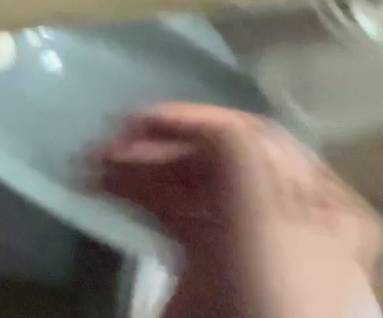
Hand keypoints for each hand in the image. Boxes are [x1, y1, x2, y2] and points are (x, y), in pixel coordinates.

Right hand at [93, 103, 378, 317]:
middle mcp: (280, 207)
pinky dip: (128, 189)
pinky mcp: (205, 248)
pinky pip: (164, 203)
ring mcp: (241, 230)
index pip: (247, 134)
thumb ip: (235, 156)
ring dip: (129, 164)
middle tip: (102, 148)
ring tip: (89, 167)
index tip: (134, 120)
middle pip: (204, 154)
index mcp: (313, 197)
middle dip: (148, 145)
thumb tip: (190, 117)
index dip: (190, 120)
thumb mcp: (262, 217)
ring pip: (177, 176)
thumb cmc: (268, 284)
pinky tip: (95, 186)